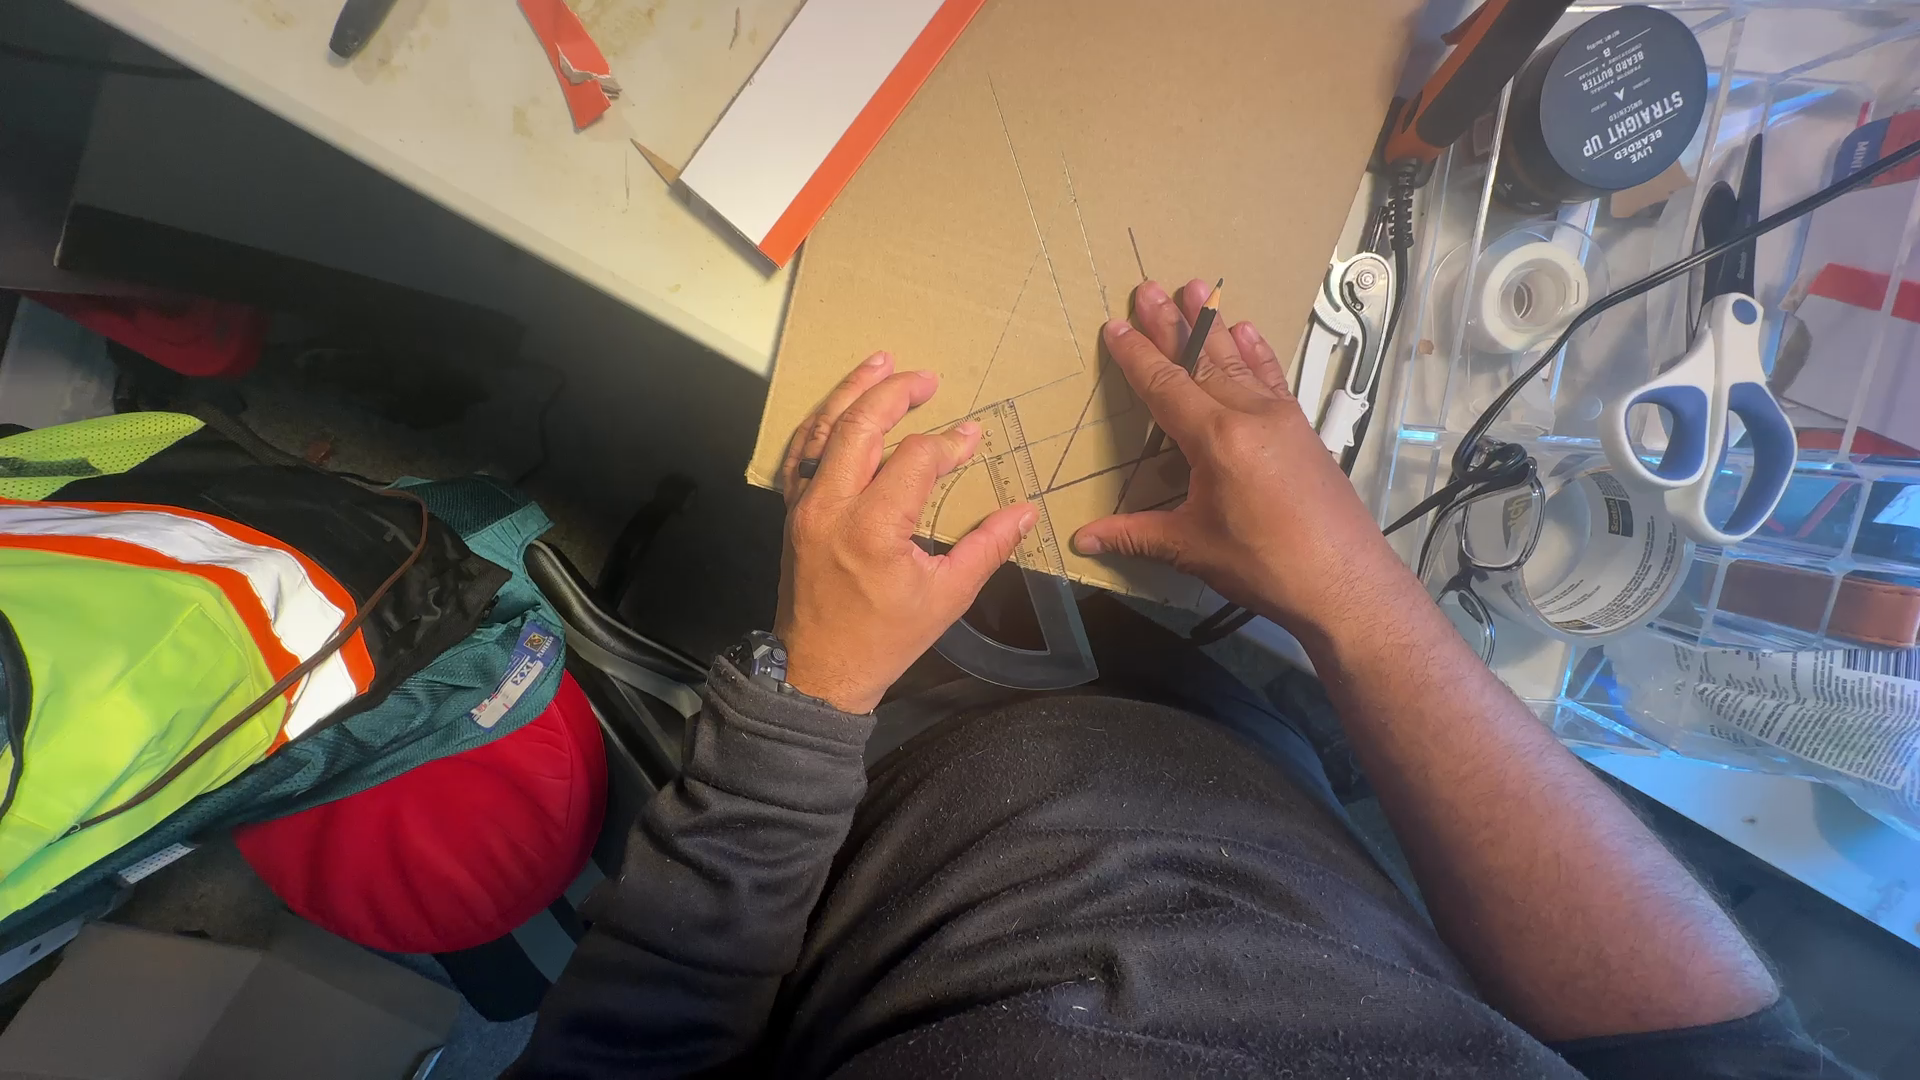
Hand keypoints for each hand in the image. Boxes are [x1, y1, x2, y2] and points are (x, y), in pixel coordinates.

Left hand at [776, 353, 1037, 712]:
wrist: (819, 670)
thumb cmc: (886, 637)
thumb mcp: (947, 597)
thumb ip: (987, 548)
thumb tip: (1024, 512)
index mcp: (874, 529)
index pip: (916, 459)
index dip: (949, 443)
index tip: (972, 439)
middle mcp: (832, 507)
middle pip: (860, 426)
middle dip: (895, 394)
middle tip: (926, 378)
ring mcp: (804, 506)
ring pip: (822, 431)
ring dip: (851, 392)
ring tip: (879, 362)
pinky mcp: (792, 512)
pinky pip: (801, 454)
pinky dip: (821, 423)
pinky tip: (839, 406)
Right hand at [1071, 280, 1411, 637]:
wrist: (1345, 584)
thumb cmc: (1265, 565)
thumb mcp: (1190, 548)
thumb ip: (1134, 535)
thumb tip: (1082, 539)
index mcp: (1216, 439)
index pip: (1165, 386)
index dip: (1137, 357)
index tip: (1116, 327)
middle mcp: (1249, 415)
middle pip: (1201, 360)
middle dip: (1171, 323)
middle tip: (1149, 287)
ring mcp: (1281, 418)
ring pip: (1237, 361)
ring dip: (1212, 325)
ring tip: (1195, 288)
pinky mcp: (1302, 430)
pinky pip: (1273, 378)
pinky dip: (1256, 352)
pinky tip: (1248, 332)